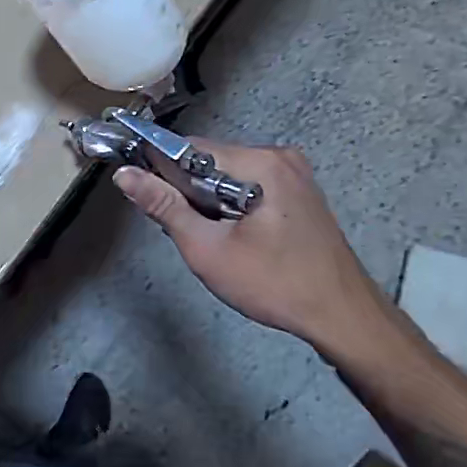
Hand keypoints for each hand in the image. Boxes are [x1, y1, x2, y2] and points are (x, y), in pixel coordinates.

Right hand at [113, 141, 386, 349]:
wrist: (343, 317)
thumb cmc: (274, 284)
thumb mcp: (208, 249)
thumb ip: (164, 206)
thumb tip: (123, 173)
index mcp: (261, 162)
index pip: (191, 148)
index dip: (162, 171)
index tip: (148, 198)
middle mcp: (279, 156)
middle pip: (210, 160)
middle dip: (188, 191)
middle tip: (186, 230)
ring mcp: (294, 173)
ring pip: (227, 174)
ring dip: (209, 200)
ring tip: (212, 237)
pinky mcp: (299, 191)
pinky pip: (248, 185)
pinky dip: (231, 204)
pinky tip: (234, 235)